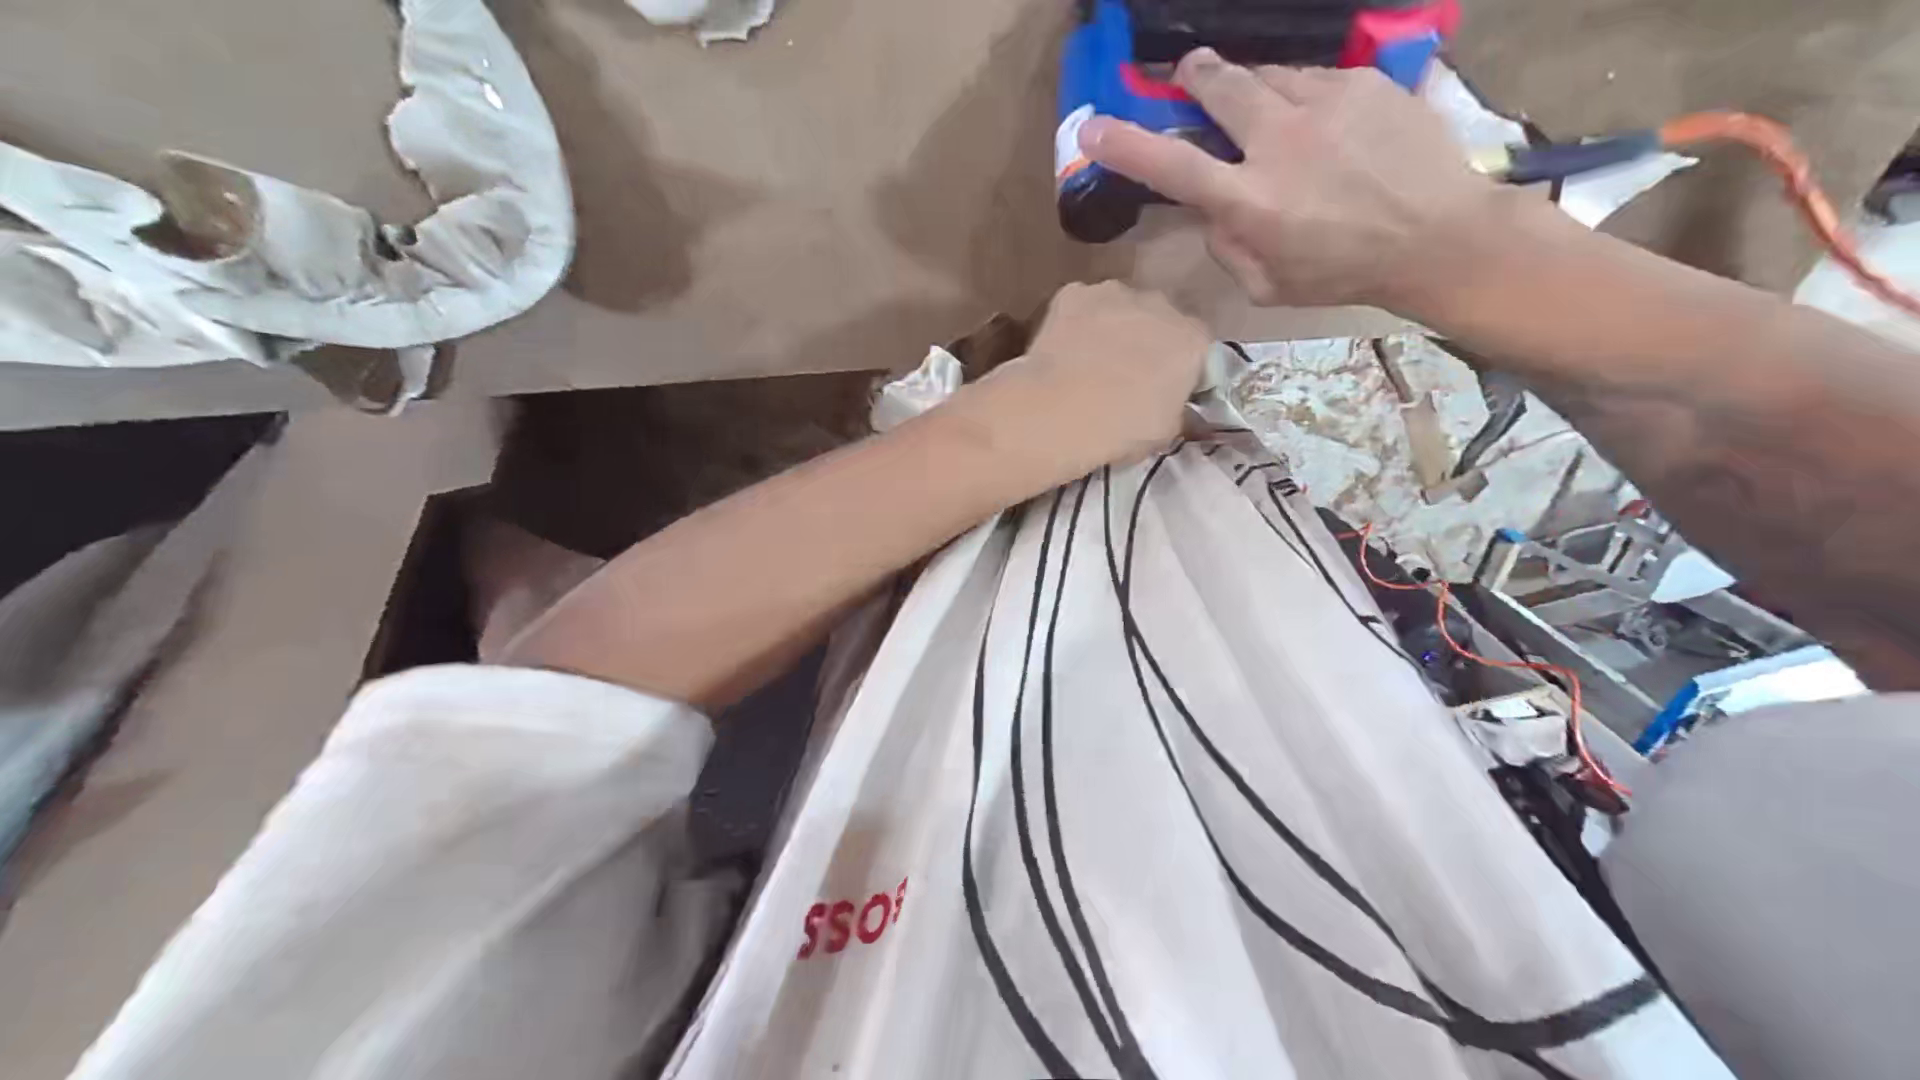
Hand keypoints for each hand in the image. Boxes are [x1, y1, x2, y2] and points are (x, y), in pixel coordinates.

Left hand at [942, 281, 1209, 484]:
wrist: (1058, 412)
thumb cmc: (1120, 428)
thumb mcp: (1165, 433)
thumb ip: (1178, 412)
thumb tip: (1178, 411)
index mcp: (1193, 340)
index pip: (1197, 350)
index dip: (1180, 371)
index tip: (1164, 392)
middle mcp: (1161, 304)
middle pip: (1160, 321)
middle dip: (1147, 343)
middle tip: (1123, 378)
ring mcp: (1115, 293)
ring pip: (1120, 308)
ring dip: (1111, 328)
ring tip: (1088, 365)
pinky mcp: (1073, 293)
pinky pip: (1081, 306)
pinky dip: (1075, 323)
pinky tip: (1062, 351)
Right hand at [1078, 49, 1506, 309]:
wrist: (1438, 236)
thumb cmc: (1341, 272)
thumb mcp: (1265, 285)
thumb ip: (1227, 246)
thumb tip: (1211, 210)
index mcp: (1250, 203)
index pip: (1173, 167)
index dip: (1126, 145)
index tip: (1093, 127)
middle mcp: (1280, 143)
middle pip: (1221, 87)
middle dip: (1196, 77)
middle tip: (1188, 75)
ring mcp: (1326, 104)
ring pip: (1267, 74)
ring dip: (1251, 86)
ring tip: (1261, 108)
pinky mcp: (1364, 83)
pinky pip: (1313, 76)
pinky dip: (1299, 92)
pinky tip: (1314, 117)